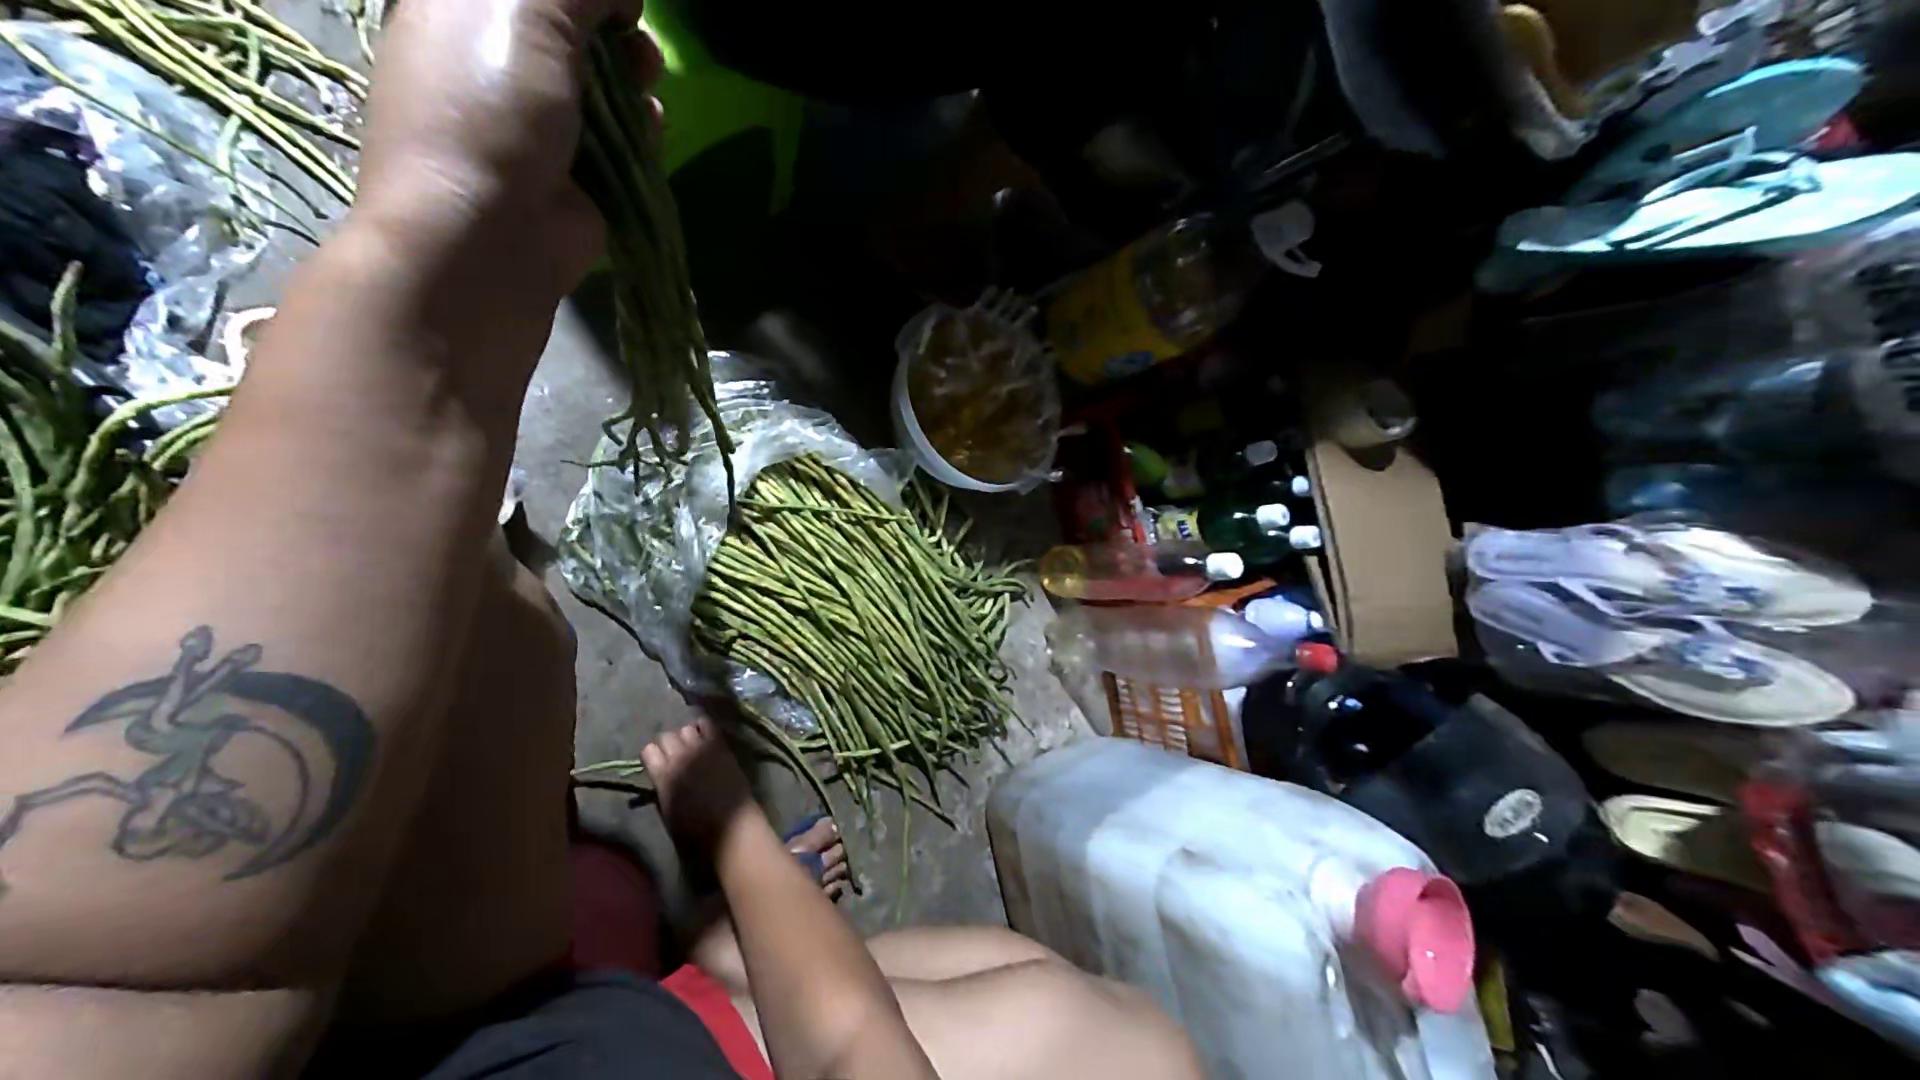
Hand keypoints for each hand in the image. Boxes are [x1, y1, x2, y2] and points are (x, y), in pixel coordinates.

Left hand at [351, 0, 660, 300]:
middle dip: (611, 24)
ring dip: (634, 74)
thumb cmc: (490, 105)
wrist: (490, 231)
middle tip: (635, 34)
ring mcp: (542, 122)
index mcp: (460, 6)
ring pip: (603, 83)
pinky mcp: (579, 173)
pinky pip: (622, 139)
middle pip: (571, 28)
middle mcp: (498, 59)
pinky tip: (653, 127)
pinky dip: (643, 128)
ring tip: (649, 78)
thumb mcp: (524, 10)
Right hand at [641, 719, 764, 858]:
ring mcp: (700, 748)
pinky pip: (708, 724)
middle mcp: (678, 756)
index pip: (648, 750)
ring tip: (693, 747)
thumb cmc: (695, 828)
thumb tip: (660, 777)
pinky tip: (705, 735)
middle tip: (676, 755)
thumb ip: (660, 788)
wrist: (730, 824)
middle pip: (666, 736)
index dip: (653, 756)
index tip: (658, 763)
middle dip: (668, 744)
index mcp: (662, 775)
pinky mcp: (720, 745)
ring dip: (686, 736)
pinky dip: (703, 726)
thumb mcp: (667, 812)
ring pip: (686, 728)